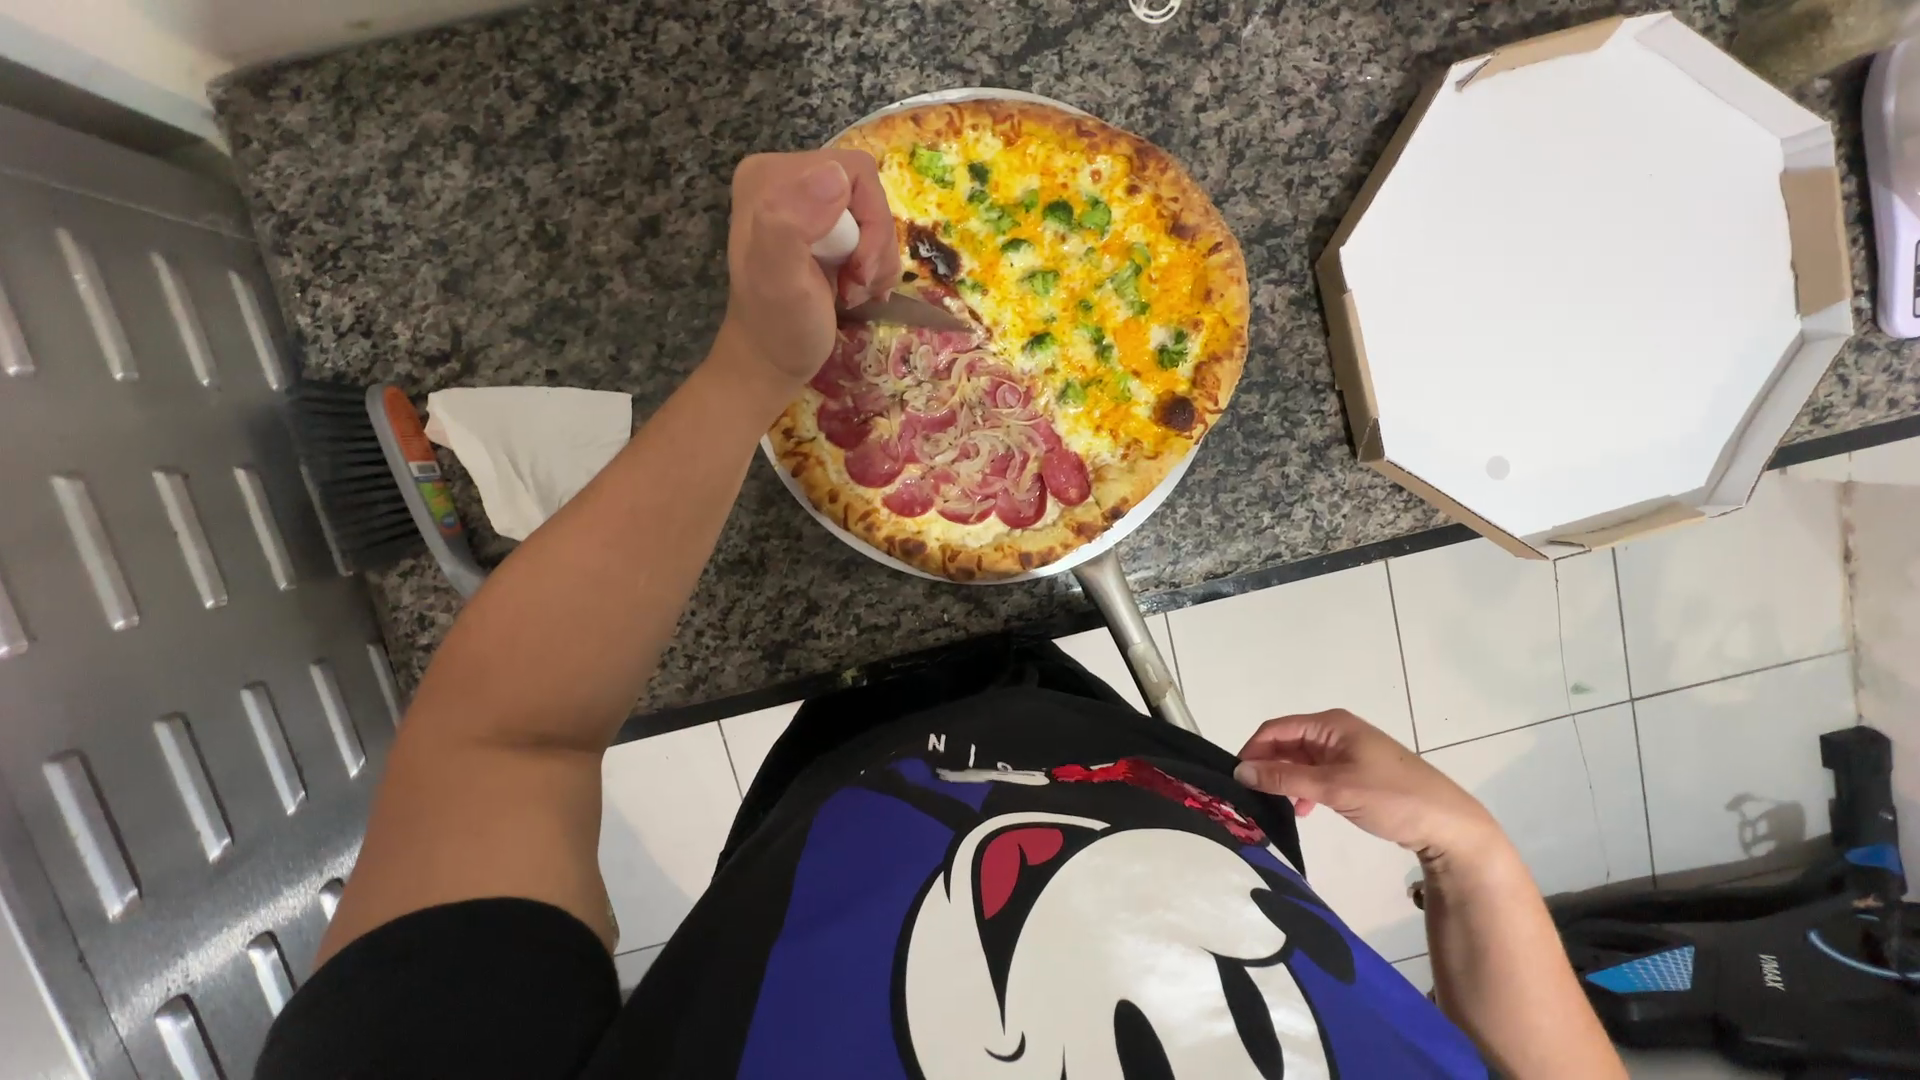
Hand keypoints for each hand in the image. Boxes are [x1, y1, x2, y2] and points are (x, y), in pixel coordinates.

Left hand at [716, 149, 900, 387]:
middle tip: (854, 285)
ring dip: (877, 263)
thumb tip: (836, 174)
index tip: (855, 269)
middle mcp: (787, 179)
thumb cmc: (779, 326)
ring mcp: (808, 204)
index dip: (870, 223)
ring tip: (852, 292)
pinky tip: (855, 290)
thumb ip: (793, 221)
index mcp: (769, 176)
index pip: (855, 172)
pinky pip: (875, 235)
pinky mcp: (826, 229)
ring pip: (877, 217)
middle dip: (874, 247)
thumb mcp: (780, 279)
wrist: (775, 361)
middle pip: (870, 194)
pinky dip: (876, 268)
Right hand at [1233, 709, 1499, 863]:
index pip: (1275, 729)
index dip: (1252, 750)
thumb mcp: (1333, 788)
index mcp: (1331, 725)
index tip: (1237, 778)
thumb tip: (1241, 771)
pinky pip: (1318, 775)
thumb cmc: (1391, 798)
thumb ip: (1284, 778)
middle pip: (1287, 743)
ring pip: (1301, 761)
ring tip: (1275, 805)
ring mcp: (1348, 752)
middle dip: (1267, 766)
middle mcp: (1337, 732)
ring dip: (1285, 779)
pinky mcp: (1357, 773)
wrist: (1449, 825)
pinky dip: (1305, 789)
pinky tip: (1304, 810)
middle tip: (1251, 795)